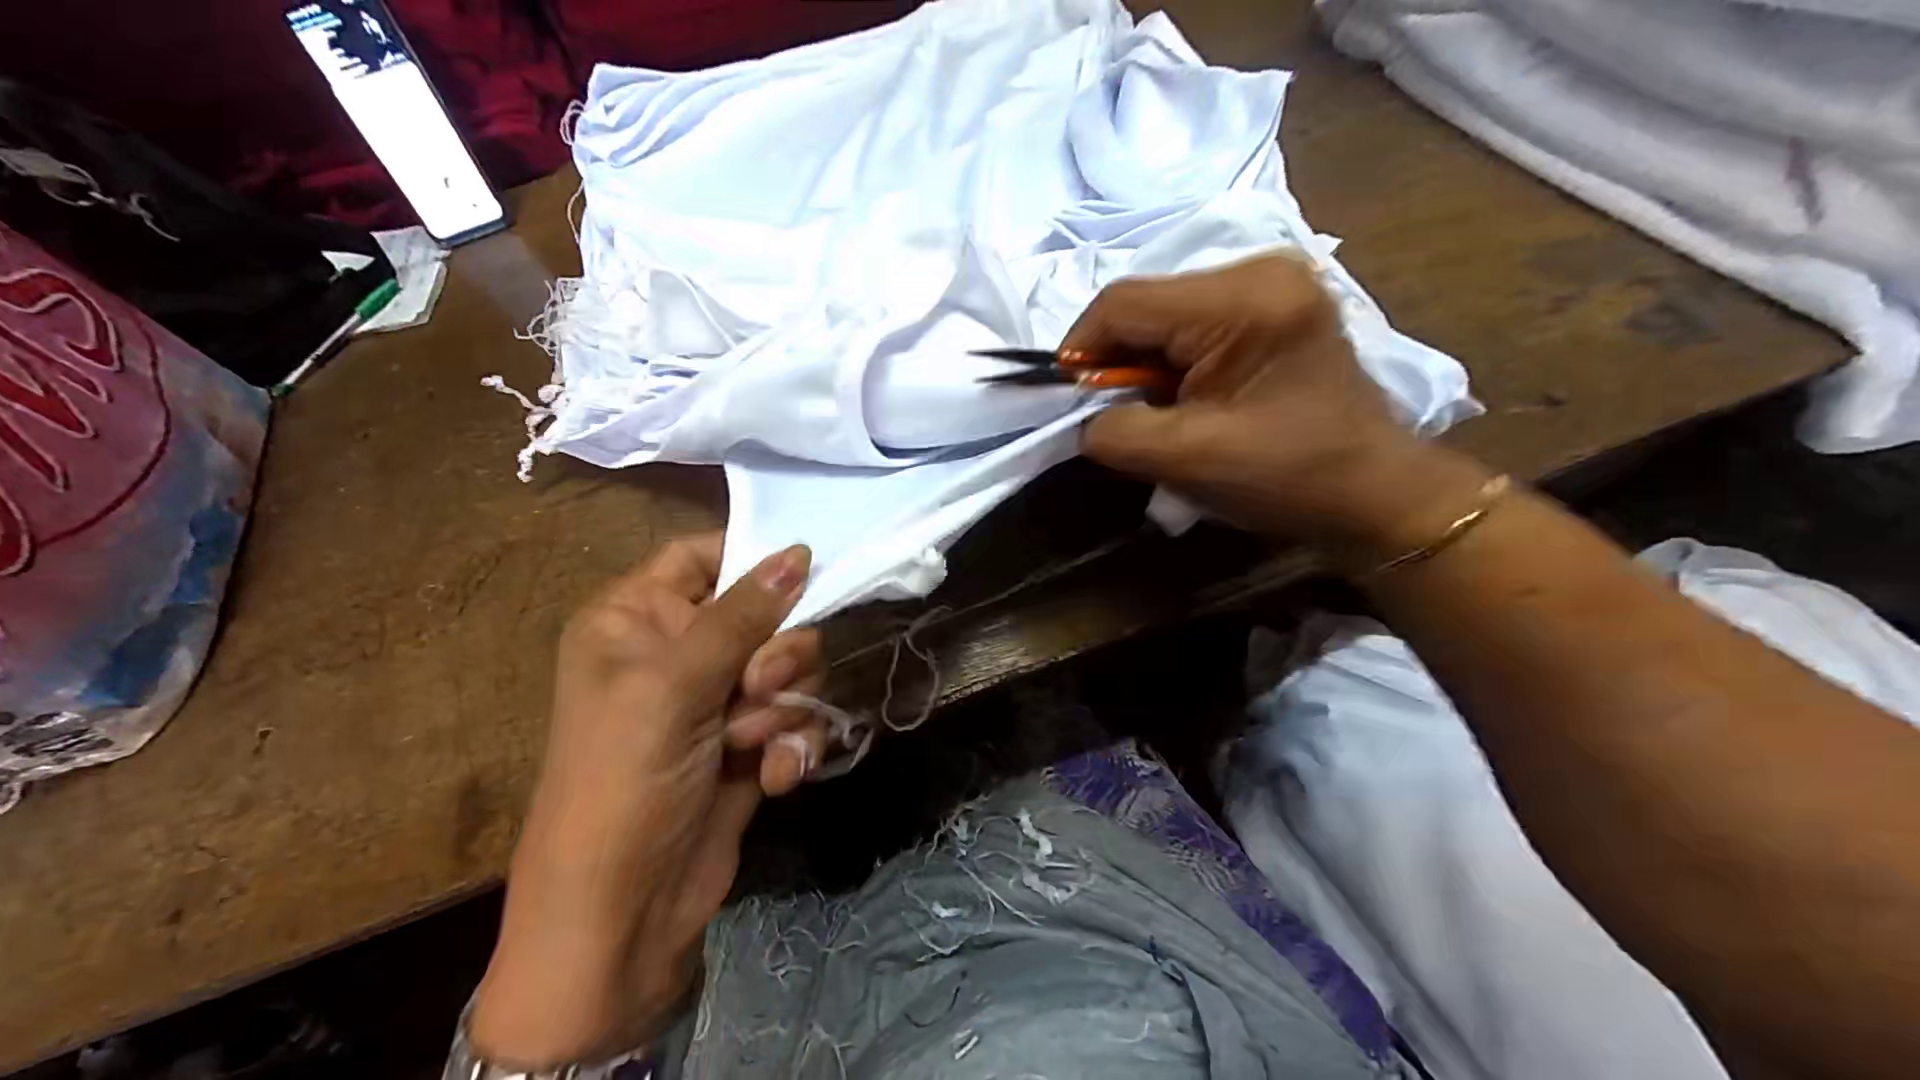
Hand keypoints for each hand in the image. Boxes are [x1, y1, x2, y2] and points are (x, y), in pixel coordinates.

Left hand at [470, 534, 829, 1066]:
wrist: (623, 914)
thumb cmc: (625, 779)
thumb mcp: (675, 685)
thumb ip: (743, 615)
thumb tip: (800, 551)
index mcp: (635, 619)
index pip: (701, 555)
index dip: (752, 555)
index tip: (804, 566)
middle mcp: (679, 651)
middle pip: (764, 613)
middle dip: (777, 652)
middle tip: (759, 686)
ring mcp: (717, 700)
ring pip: (791, 666)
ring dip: (785, 705)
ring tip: (754, 744)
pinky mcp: (749, 743)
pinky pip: (796, 716)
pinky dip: (793, 743)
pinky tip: (776, 777)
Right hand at [1074, 253, 1490, 560]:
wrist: (1375, 492)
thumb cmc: (1290, 477)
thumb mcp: (1188, 460)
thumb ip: (1116, 432)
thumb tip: (1081, 416)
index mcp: (1245, 299)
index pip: (1124, 302)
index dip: (1080, 349)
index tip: (1068, 400)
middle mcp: (1260, 269)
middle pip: (1145, 303)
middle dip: (1116, 361)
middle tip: (1111, 413)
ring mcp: (1272, 282)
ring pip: (1165, 314)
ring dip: (1142, 364)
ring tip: (1149, 411)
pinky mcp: (1273, 304)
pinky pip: (1193, 324)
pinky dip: (1170, 363)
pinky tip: (1180, 397)